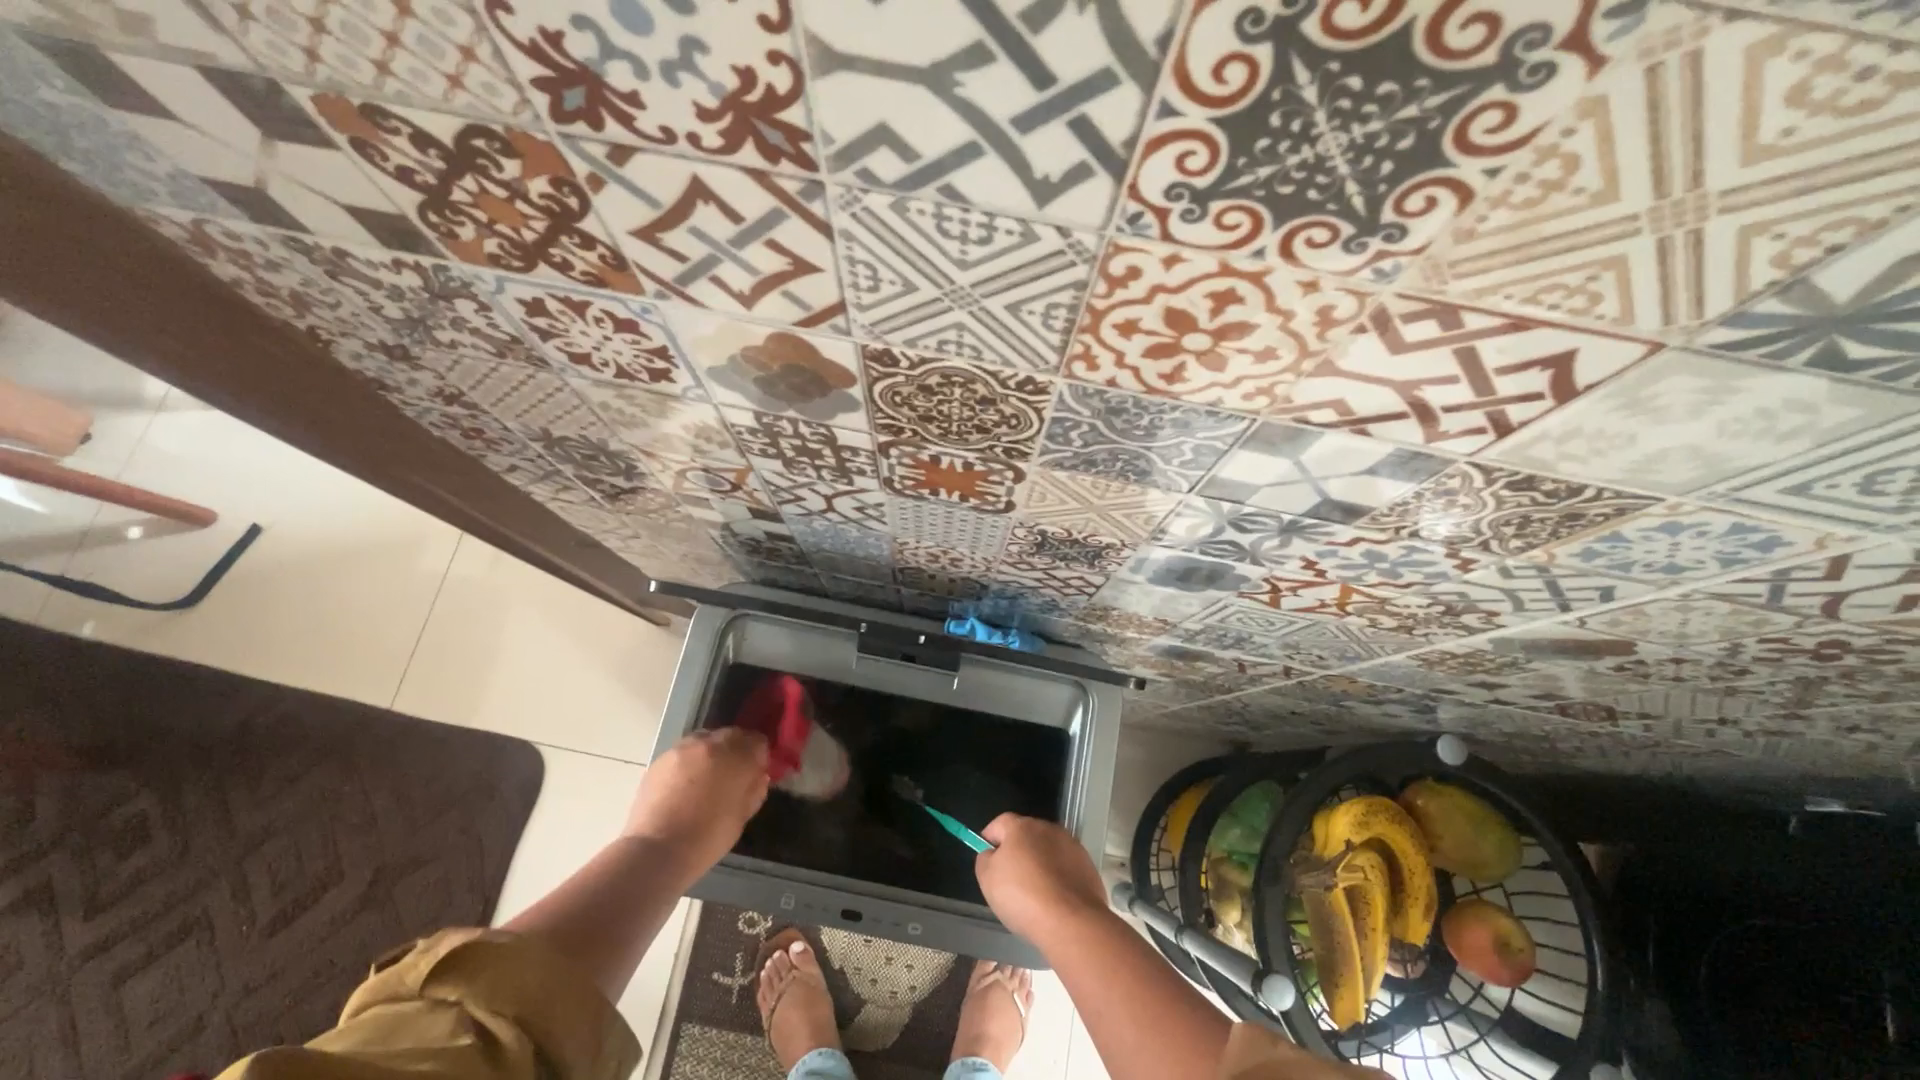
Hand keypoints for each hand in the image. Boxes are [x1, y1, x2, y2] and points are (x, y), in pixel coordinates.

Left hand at [625, 728, 769, 874]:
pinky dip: (689, 763)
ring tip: (706, 780)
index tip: (755, 773)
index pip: (757, 741)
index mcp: (736, 757)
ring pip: (705, 740)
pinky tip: (684, 787)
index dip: (759, 756)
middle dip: (736, 751)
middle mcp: (709, 744)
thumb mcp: (742, 817)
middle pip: (731, 735)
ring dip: (711, 754)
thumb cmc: (708, 838)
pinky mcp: (659, 759)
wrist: (657, 849)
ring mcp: (682, 749)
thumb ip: (753, 790)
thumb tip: (757, 777)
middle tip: (732, 776)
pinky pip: (683, 753)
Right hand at [974, 813, 1108, 941]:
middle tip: (1010, 881)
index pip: (999, 824)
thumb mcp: (987, 878)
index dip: (990, 840)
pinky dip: (1058, 878)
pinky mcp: (1088, 866)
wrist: (1071, 921)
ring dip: (1039, 865)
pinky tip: (1054, 900)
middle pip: (1026, 836)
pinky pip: (1065, 868)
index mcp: (1022, 827)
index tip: (988, 860)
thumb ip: (985, 859)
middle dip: (1017, 853)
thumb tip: (993, 854)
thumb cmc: (1022, 896)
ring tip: (1034, 894)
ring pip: (1047, 851)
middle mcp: (1049, 829)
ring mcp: (1072, 846)